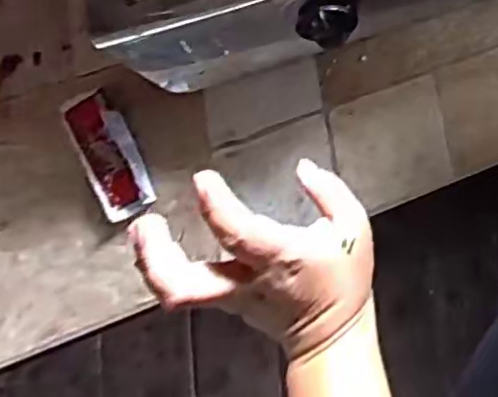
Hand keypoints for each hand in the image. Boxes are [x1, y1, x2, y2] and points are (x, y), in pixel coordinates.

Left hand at [130, 162, 374, 364]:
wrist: (333, 329)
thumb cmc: (345, 276)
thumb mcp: (353, 223)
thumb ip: (329, 191)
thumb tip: (304, 168)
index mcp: (283, 256)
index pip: (239, 233)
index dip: (216, 206)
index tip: (202, 180)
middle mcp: (250, 281)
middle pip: (186, 281)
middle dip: (159, 253)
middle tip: (147, 222)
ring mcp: (234, 297)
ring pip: (178, 292)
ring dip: (153, 264)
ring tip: (144, 231)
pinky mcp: (228, 303)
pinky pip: (188, 291)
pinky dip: (166, 270)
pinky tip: (162, 250)